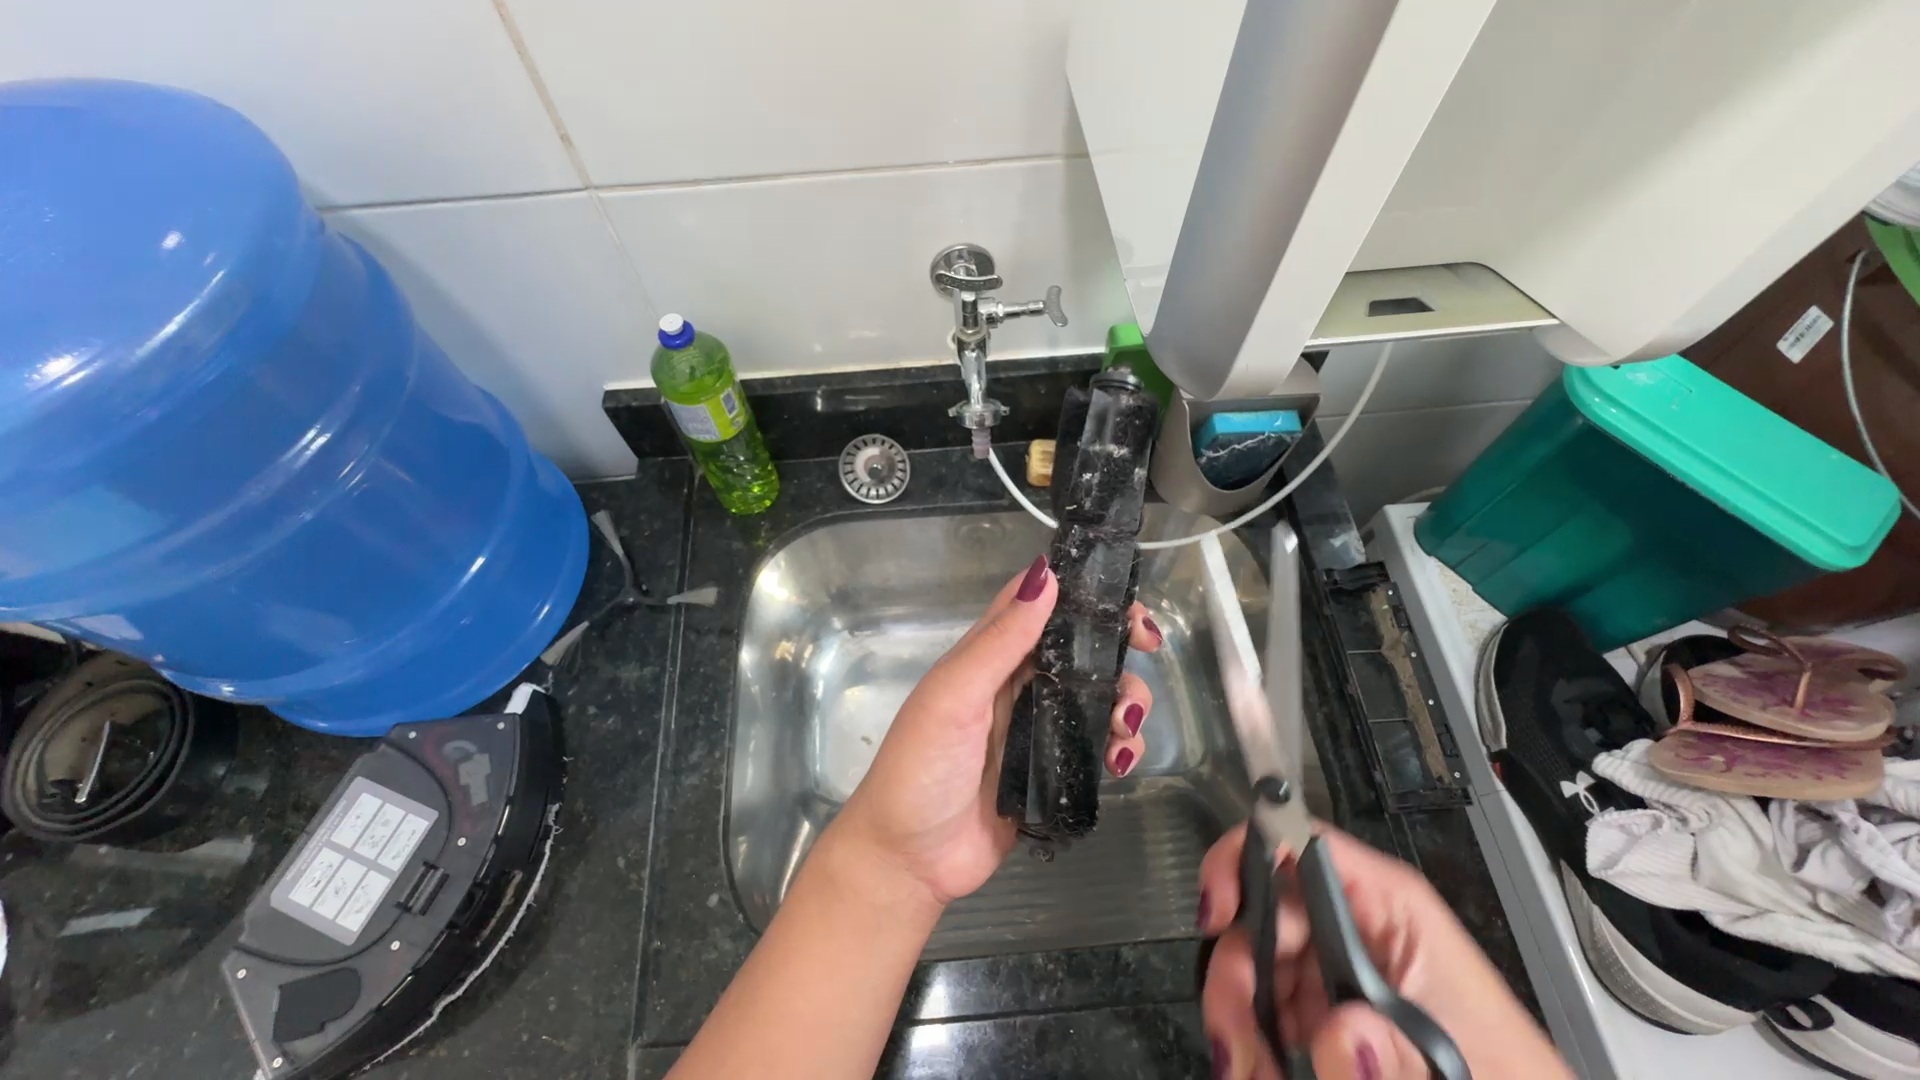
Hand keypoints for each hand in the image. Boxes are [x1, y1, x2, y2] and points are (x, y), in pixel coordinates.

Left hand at [829, 554, 1164, 907]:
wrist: (910, 861)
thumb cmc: (920, 769)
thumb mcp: (955, 697)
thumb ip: (1000, 641)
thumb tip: (1045, 574)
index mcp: (986, 657)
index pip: (1037, 605)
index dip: (1080, 592)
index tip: (1123, 597)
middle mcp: (1014, 685)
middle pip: (1078, 648)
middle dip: (1118, 644)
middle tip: (1150, 648)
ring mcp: (1034, 729)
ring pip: (1095, 696)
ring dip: (1124, 700)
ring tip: (1125, 727)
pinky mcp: (1050, 771)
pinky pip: (1094, 745)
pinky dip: (1118, 746)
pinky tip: (1120, 764)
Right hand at [1198, 825, 1569, 1079]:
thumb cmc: (1506, 1075)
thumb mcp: (1452, 1064)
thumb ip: (1395, 1056)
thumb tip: (1336, 1037)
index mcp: (1385, 903)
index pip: (1299, 844)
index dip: (1243, 859)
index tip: (1213, 916)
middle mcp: (1352, 920)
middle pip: (1261, 912)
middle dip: (1234, 975)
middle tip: (1235, 1049)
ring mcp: (1337, 962)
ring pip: (1256, 960)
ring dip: (1239, 1016)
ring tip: (1249, 1074)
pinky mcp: (1330, 1005)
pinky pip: (1271, 1002)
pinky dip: (1256, 1037)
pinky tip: (1262, 1070)